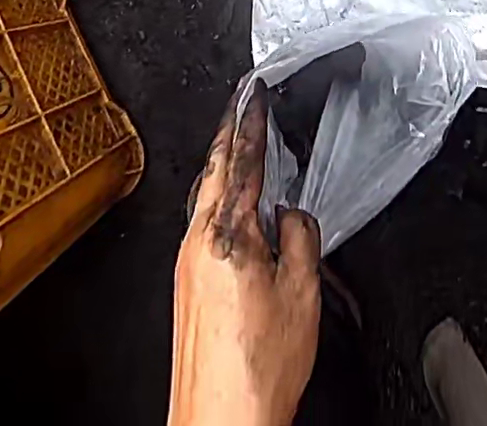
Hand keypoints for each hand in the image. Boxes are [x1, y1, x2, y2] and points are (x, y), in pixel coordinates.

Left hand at [170, 81, 322, 425]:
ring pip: (205, 191)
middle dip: (227, 129)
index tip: (253, 93)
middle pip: (213, 168)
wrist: (218, 424)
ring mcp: (186, 262)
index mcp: (229, 235)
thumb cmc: (257, 368)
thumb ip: (301, 236)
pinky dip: (218, 192)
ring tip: (236, 139)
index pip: (243, 160)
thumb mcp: (302, 291)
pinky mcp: (185, 282)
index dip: (251, 121)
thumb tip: (291, 212)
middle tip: (239, 102)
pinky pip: (202, 217)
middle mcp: (198, 242)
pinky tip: (230, 199)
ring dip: (222, 159)